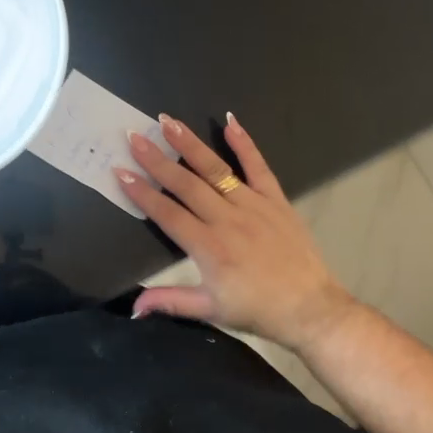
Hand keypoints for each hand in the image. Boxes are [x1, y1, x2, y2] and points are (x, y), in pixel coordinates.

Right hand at [115, 113, 357, 352]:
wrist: (312, 310)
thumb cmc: (257, 310)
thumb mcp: (211, 310)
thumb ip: (170, 301)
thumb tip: (134, 306)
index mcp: (209, 247)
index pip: (167, 213)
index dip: (142, 193)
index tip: (120, 171)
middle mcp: (227, 220)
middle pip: (186, 184)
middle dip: (157, 160)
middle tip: (135, 137)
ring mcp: (253, 206)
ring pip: (215, 170)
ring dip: (190, 144)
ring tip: (168, 122)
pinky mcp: (276, 200)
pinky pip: (258, 167)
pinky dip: (244, 143)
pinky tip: (229, 122)